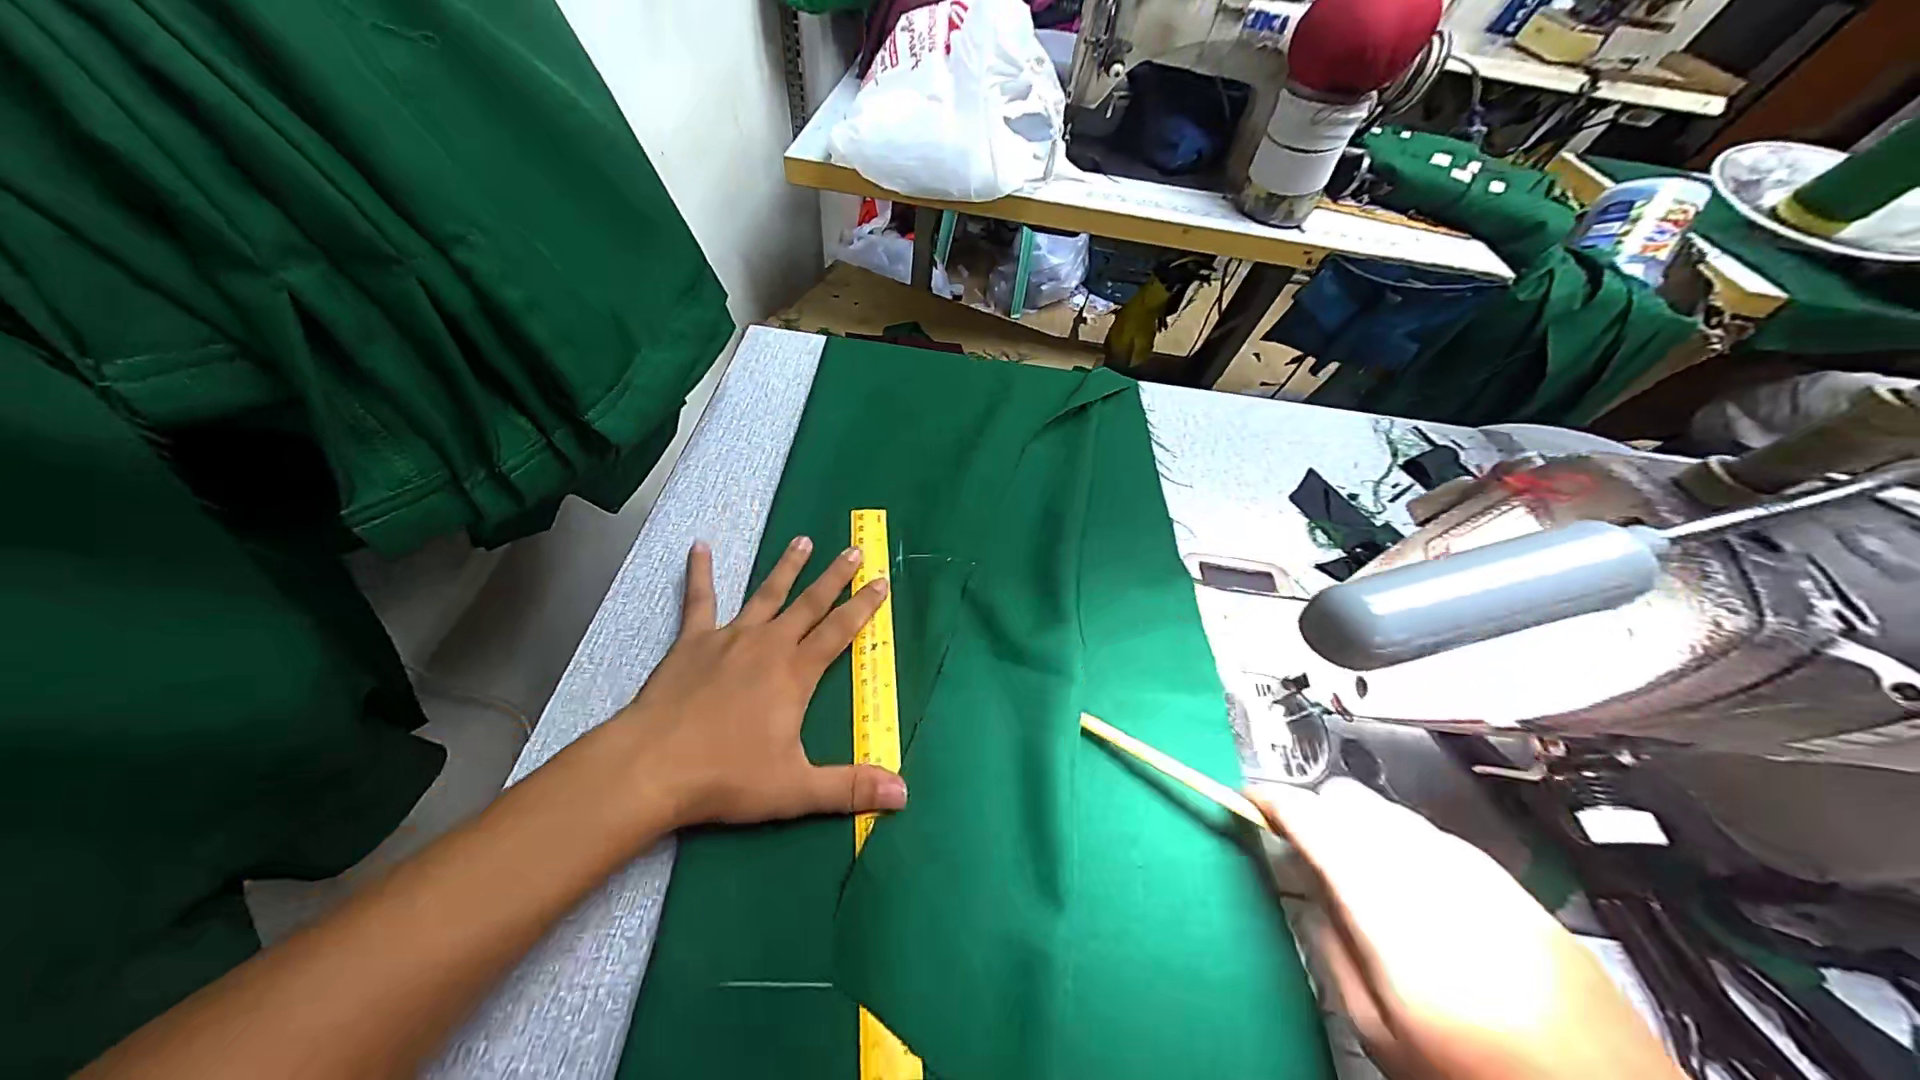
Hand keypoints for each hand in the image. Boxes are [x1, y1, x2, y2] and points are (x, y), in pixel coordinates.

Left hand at [610, 536, 906, 827]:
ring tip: (803, 540)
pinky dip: (700, 573)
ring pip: (766, 594)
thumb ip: (851, 787)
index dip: (863, 607)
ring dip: (787, 567)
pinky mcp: (691, 642)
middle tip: (854, 549)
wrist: (652, 767)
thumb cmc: (727, 776)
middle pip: (809, 604)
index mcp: (795, 674)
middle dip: (835, 576)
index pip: (840, 632)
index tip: (881, 583)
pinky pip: (699, 600)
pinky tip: (700, 547)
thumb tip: (904, 794)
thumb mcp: (796, 788)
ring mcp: (728, 639)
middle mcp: (767, 646)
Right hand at [1251, 779, 1683, 1079]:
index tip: (1249, 804)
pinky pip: (1432, 836)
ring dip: (1356, 825)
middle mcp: (1428, 863)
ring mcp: (1475, 868)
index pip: (1311, 816)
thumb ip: (1328, 944)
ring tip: (1353, 872)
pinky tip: (1409, 890)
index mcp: (1384, 897)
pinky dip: (1399, 841)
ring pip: (1390, 812)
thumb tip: (1305, 891)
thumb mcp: (1378, 1029)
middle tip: (1299, 849)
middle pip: (1349, 799)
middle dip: (1314, 812)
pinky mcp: (1509, 883)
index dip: (1271, 801)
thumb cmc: (1476, 1074)